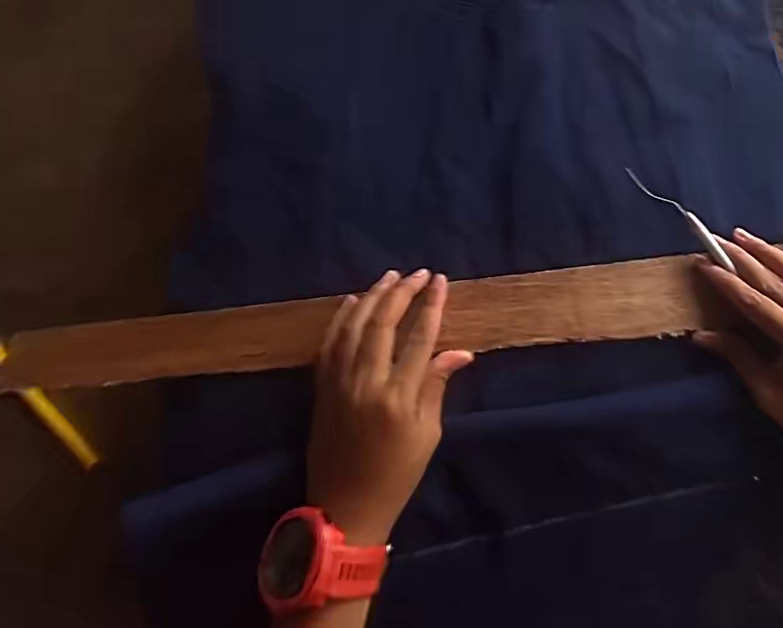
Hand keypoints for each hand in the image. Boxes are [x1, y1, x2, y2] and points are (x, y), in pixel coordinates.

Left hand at [307, 269, 473, 544]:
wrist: (344, 510)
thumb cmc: (396, 475)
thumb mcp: (428, 435)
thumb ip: (437, 386)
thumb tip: (460, 351)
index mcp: (398, 397)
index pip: (419, 337)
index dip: (431, 305)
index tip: (440, 281)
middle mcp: (366, 382)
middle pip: (384, 323)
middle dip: (403, 292)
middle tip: (419, 273)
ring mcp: (339, 382)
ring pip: (354, 326)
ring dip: (373, 296)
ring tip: (390, 277)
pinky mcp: (322, 387)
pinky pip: (330, 343)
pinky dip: (341, 318)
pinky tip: (352, 300)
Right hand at [692, 229, 782, 469]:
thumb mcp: (767, 393)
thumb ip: (736, 357)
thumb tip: (699, 335)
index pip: (754, 301)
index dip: (726, 281)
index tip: (702, 264)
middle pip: (773, 281)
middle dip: (740, 259)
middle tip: (715, 240)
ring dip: (766, 252)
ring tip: (741, 235)